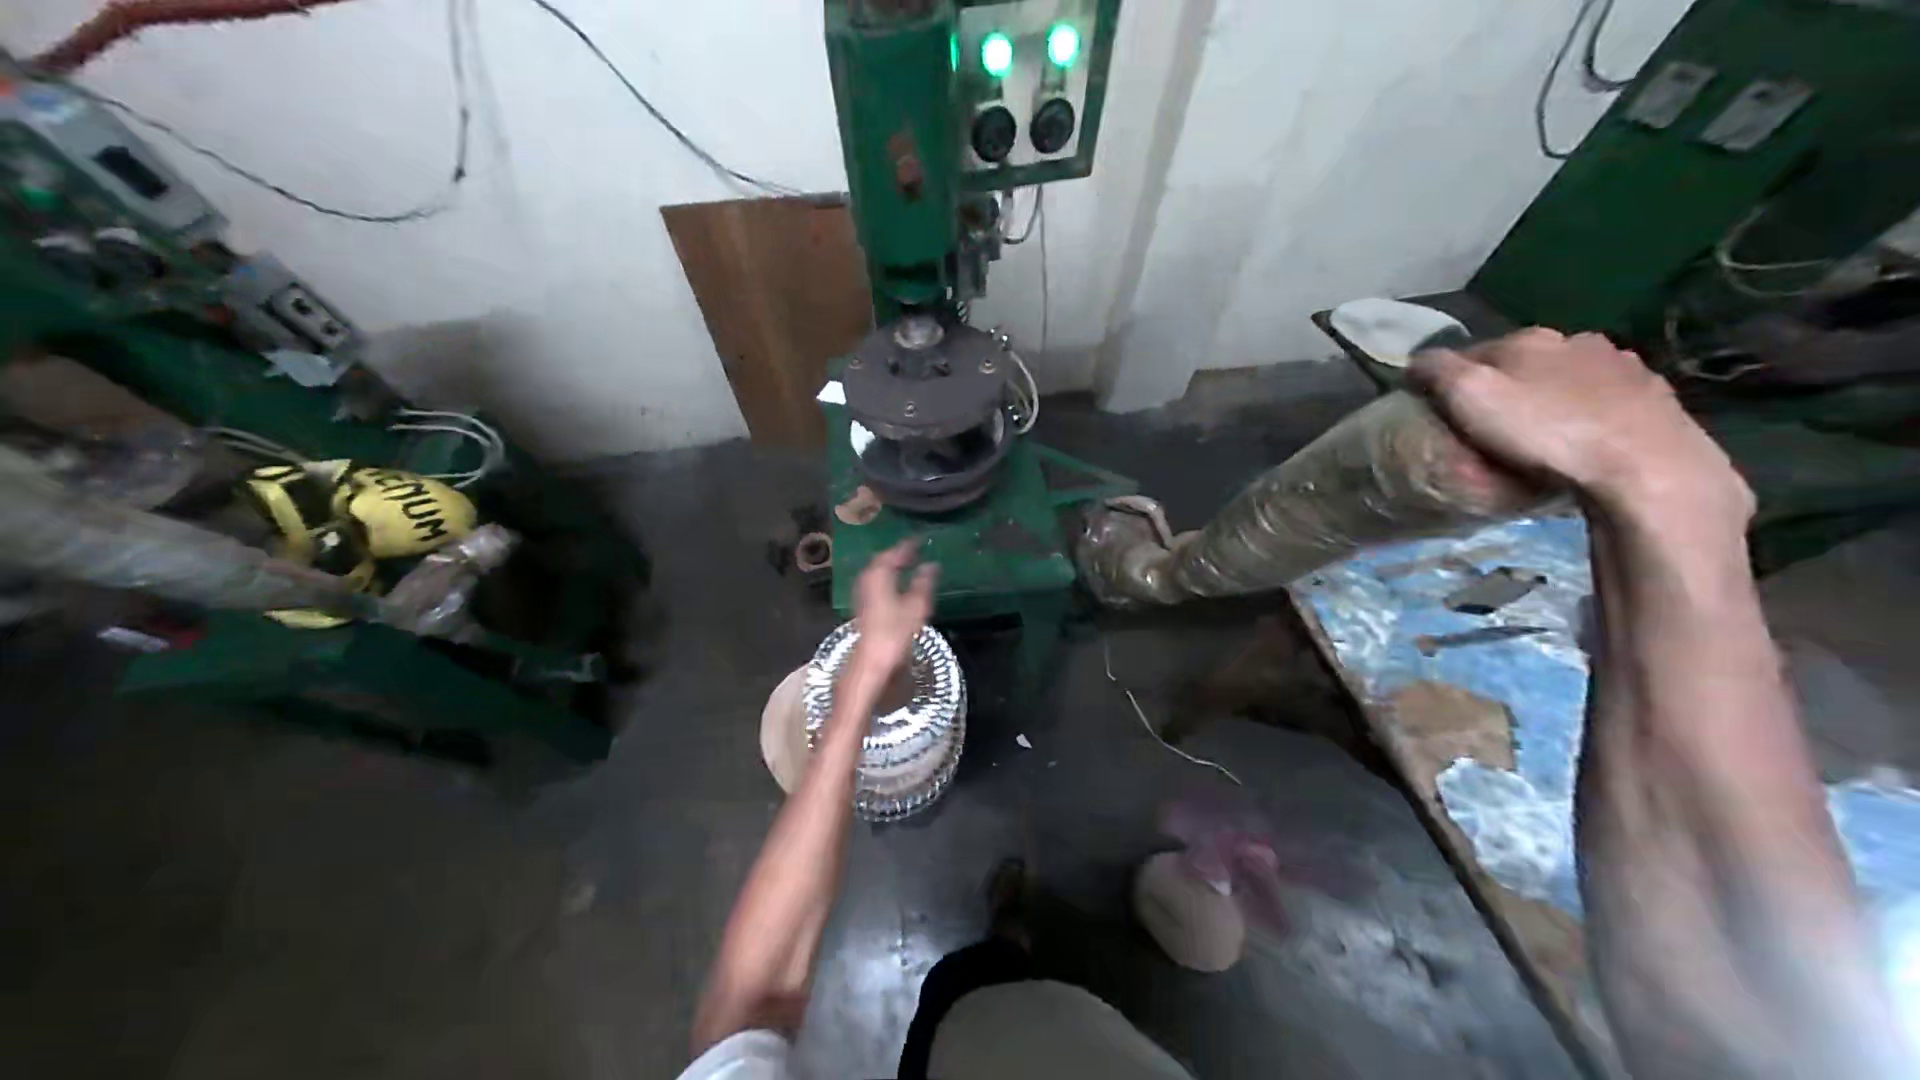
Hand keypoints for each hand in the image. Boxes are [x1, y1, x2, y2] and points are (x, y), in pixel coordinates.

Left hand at [850, 539, 937, 681]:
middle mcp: (867, 580)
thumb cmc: (895, 632)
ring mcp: (863, 595)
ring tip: (906, 564)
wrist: (871, 662)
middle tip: (913, 550)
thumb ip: (924, 583)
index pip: (893, 553)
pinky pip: (876, 583)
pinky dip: (887, 579)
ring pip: (877, 572)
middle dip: (896, 554)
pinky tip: (895, 585)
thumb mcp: (916, 606)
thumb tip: (932, 565)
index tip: (919, 540)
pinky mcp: (864, 607)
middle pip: (881, 561)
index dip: (907, 546)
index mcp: (879, 575)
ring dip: (890, 566)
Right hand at [1409, 329, 1752, 525]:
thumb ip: (1437, 371)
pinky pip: (1601, 396)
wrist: (1645, 465)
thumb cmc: (1544, 430)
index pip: (1470, 351)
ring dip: (1546, 393)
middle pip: (1520, 361)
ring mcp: (1620, 365)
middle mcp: (1575, 341)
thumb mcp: (1469, 397)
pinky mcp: (1653, 394)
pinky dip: (1583, 408)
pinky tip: (1578, 433)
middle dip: (1501, 383)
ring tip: (1533, 428)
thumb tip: (1416, 359)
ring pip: (1564, 375)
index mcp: (1528, 339)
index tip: (1436, 405)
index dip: (1448, 377)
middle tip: (1484, 420)